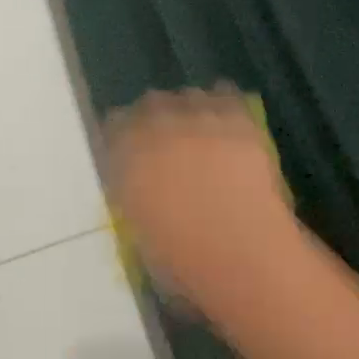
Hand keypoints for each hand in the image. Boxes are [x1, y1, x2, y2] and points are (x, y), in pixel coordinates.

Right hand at [105, 86, 300, 310]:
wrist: (244, 257)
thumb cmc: (187, 264)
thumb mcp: (142, 234)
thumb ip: (135, 196)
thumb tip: (140, 185)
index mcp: (128, 158)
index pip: (115, 125)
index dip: (124, 134)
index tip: (131, 145)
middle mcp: (158, 128)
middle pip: (150, 103)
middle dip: (156, 117)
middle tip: (169, 139)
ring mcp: (198, 118)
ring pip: (188, 96)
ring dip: (190, 110)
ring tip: (201, 131)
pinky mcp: (236, 118)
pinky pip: (224, 94)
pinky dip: (222, 103)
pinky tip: (226, 119)